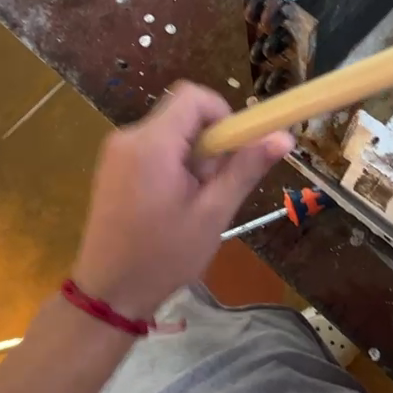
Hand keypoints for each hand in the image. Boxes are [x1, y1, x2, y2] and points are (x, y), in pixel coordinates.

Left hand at [71, 83, 292, 319]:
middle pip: (183, 114)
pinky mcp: (113, 167)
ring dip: (193, 156)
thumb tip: (284, 137)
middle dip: (209, 142)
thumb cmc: (163, 257)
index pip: (194, 97)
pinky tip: (174, 203)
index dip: (223, 113)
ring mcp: (116, 152)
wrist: (107, 295)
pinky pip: (154, 147)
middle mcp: (128, 137)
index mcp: (151, 144)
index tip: (234, 151)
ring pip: (171, 131)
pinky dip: (173, 163)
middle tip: (214, 186)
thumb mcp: (213, 214)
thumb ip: (245, 169)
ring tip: (194, 201)